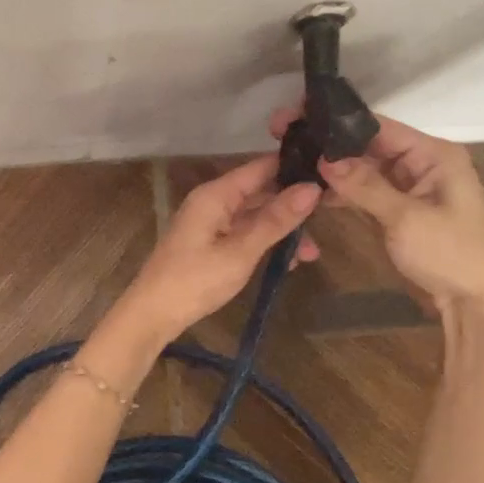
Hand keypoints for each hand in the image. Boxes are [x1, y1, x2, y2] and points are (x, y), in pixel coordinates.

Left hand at [114, 154, 320, 341]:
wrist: (153, 315)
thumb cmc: (195, 281)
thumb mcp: (240, 251)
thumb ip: (275, 220)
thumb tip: (312, 188)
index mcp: (216, 194)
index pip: (262, 167)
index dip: (295, 168)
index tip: (330, 175)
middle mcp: (213, 202)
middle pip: (260, 193)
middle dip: (293, 207)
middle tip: (330, 218)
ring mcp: (210, 224)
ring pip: (255, 217)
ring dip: (282, 232)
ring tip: (311, 253)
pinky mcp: (209, 246)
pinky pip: (244, 235)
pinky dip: (265, 245)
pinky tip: (287, 262)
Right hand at [268, 107, 483, 315]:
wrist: (476, 300)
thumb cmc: (449, 253)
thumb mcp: (406, 218)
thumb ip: (365, 187)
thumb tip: (324, 158)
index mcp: (433, 154)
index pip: (379, 127)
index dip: (339, 124)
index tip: (298, 119)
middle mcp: (422, 164)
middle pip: (370, 147)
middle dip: (332, 147)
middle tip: (286, 144)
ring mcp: (411, 189)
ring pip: (366, 171)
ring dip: (335, 172)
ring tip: (292, 167)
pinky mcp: (401, 212)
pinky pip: (368, 194)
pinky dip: (345, 194)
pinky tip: (315, 194)